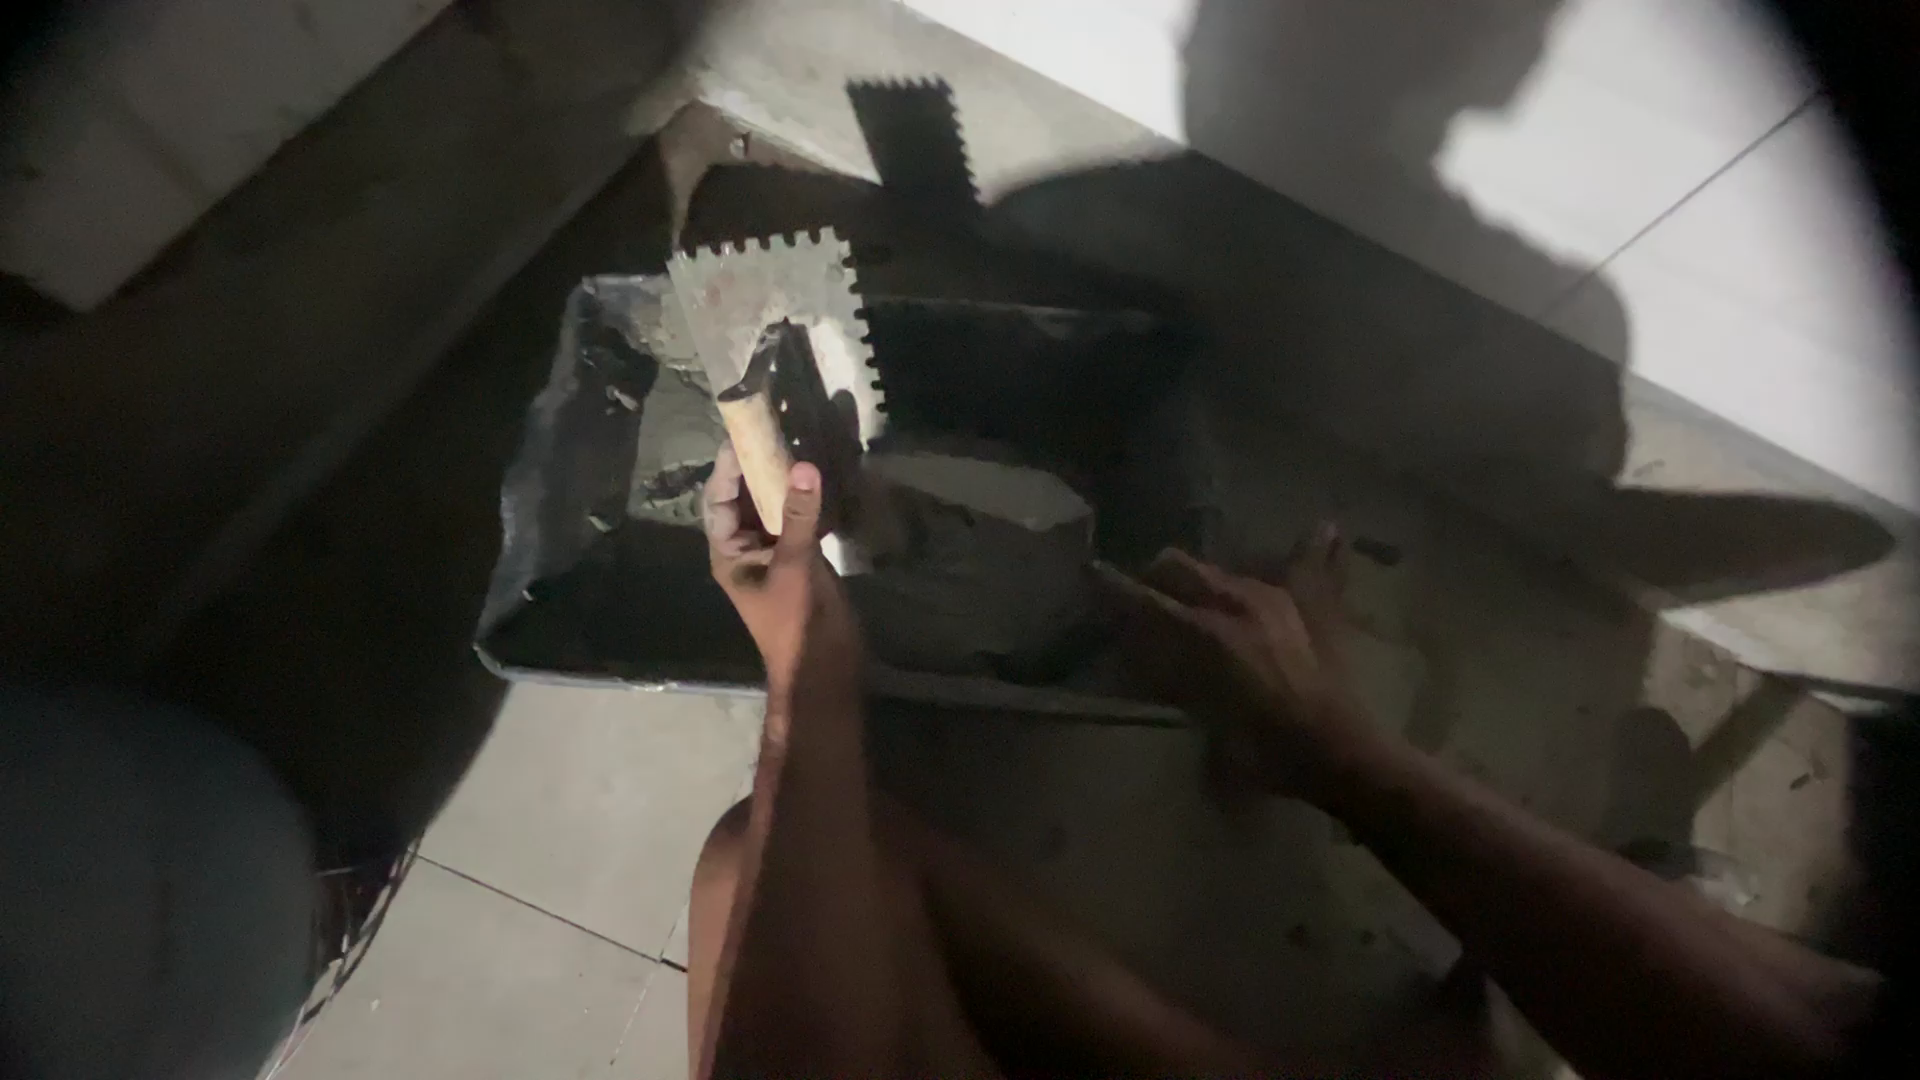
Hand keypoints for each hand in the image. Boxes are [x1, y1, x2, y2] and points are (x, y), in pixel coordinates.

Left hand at [704, 442, 860, 709]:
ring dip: (784, 481)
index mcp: (729, 553)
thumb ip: (799, 517)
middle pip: (746, 500)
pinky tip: (820, 477)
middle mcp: (748, 549)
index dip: (728, 468)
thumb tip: (803, 467)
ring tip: (797, 443)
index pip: (720, 501)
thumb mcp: (794, 567)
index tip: (743, 434)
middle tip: (774, 428)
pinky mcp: (803, 560)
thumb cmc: (795, 623)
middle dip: (757, 467)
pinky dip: (807, 501)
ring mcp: (776, 554)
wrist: (824, 668)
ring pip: (775, 509)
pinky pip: (800, 521)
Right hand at [1095, 523, 1385, 798]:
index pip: (1145, 598)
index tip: (1088, 570)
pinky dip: (1314, 548)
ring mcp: (1277, 598)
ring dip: (1202, 578)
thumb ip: (1166, 676)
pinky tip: (1325, 529)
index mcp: (1205, 632)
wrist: (1338, 751)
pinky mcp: (1314, 607)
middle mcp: (1236, 601)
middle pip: (1179, 566)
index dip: (1112, 586)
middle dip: (1155, 574)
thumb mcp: (1200, 715)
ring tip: (1197, 593)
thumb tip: (1138, 652)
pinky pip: (1314, 566)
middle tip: (1145, 593)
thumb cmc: (1260, 747)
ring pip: (1224, 570)